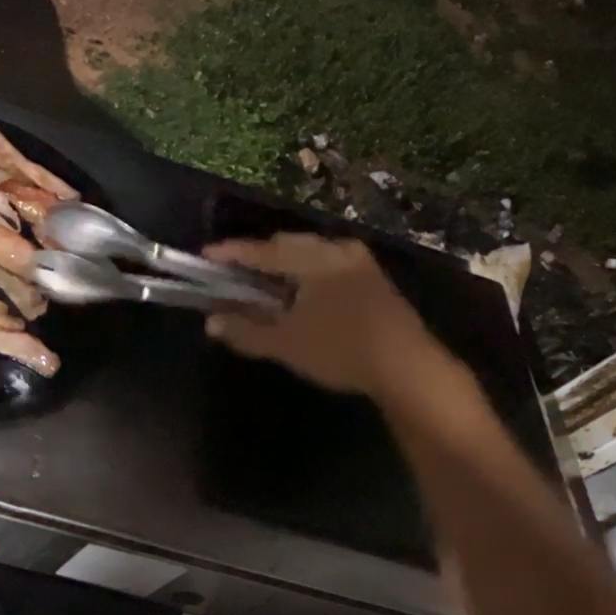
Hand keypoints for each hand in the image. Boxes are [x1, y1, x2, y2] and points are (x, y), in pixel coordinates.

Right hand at [203, 233, 446, 395]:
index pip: (263, 250)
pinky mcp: (373, 280)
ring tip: (261, 283)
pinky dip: (304, 274)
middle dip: (258, 256)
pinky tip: (296, 294)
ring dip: (283, 265)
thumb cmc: (341, 350)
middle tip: (232, 271)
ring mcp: (360, 263)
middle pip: (288, 245)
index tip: (205, 255)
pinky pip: (327, 265)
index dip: (231, 254)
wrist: (410, 369)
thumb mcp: (286, 344)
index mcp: (314, 259)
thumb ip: (245, 331)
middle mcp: (338, 250)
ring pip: (310, 254)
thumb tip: (211, 323)